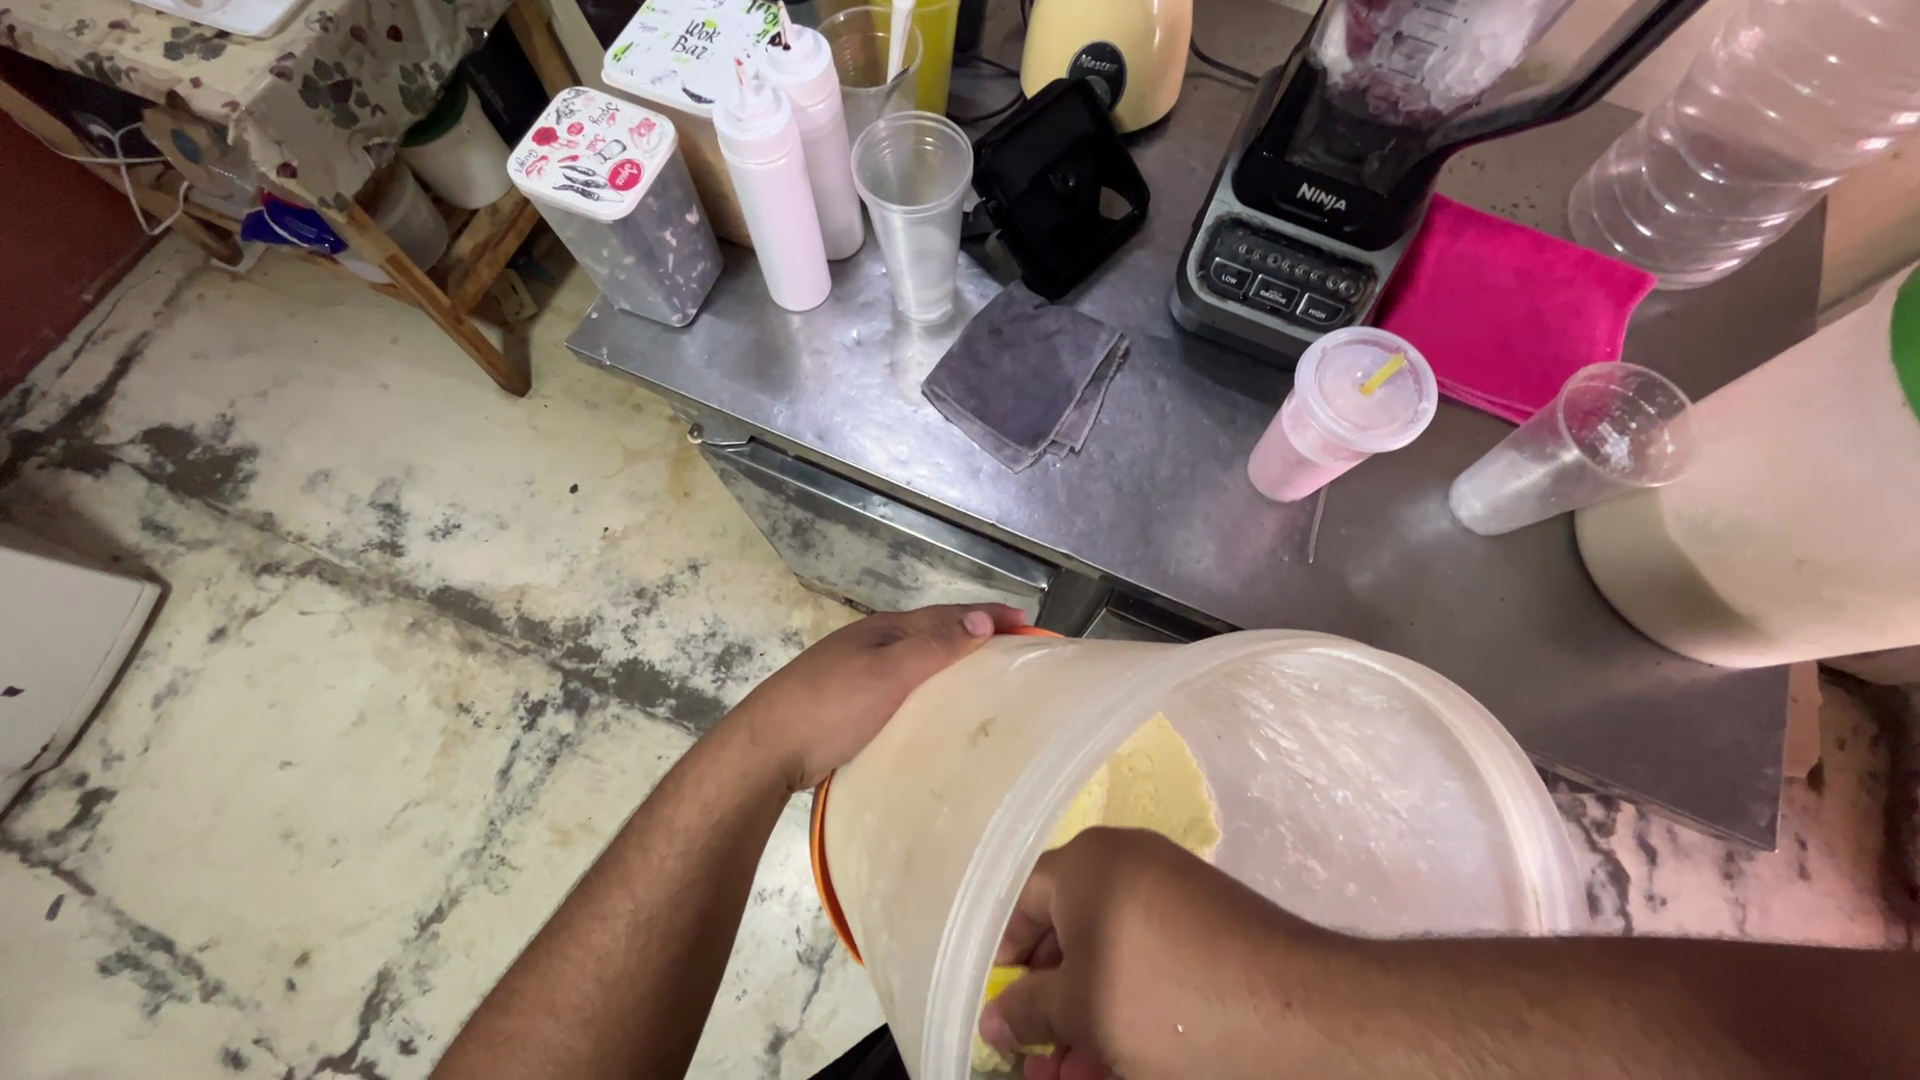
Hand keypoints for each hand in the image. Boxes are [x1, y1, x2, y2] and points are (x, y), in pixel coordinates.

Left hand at [730, 603, 1028, 792]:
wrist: (767, 749)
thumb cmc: (832, 706)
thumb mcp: (889, 673)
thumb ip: (934, 646)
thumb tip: (980, 616)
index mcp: (885, 630)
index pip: (947, 614)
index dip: (987, 614)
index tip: (1028, 623)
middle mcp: (872, 645)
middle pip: (933, 633)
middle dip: (974, 634)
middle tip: (1013, 649)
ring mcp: (858, 673)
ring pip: (917, 661)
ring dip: (952, 661)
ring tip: (984, 678)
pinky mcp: (850, 705)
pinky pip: (904, 688)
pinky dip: (930, 689)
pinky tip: (937, 709)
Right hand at [979, 828, 1327, 1079]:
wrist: (1297, 1014)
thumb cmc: (1165, 1000)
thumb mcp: (1080, 1011)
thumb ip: (1027, 1011)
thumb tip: (994, 1017)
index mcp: (1086, 862)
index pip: (1023, 903)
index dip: (1006, 961)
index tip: (1001, 1014)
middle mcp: (1126, 862)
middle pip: (1067, 933)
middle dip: (1048, 1006)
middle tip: (1039, 1063)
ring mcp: (1172, 891)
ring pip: (1109, 956)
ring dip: (1086, 1019)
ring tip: (1076, 1076)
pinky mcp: (1208, 924)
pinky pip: (1149, 961)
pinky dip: (1129, 1007)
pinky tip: (1123, 1061)